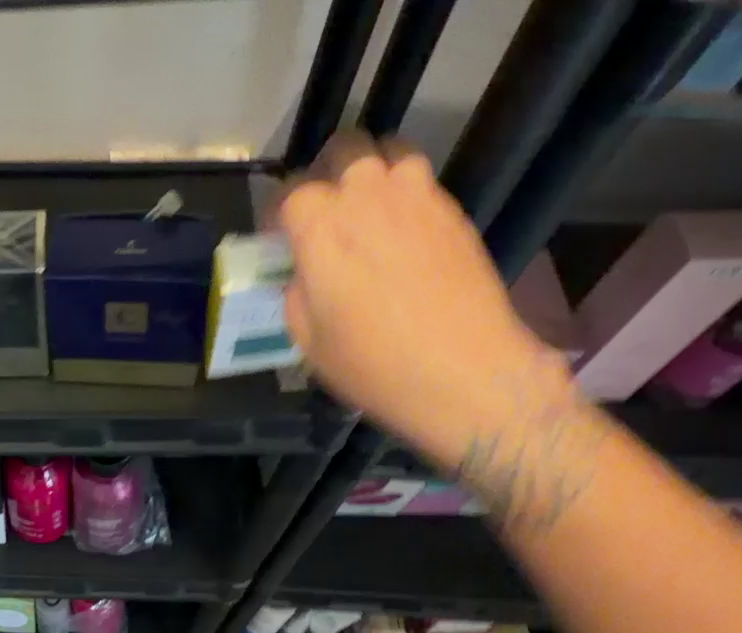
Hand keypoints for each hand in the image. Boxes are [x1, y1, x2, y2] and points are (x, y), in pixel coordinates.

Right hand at [279, 132, 579, 470]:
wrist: (464, 372)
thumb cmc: (374, 365)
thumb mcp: (309, 342)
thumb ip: (297, 295)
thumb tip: (304, 275)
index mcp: (322, 229)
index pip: (290, 194)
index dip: (278, 215)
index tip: (277, 240)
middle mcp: (368, 198)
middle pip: (343, 152)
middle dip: (326, 175)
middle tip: (322, 213)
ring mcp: (417, 200)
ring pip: (389, 157)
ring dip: (371, 177)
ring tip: (367, 212)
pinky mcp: (452, 213)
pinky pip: (421, 186)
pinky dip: (404, 198)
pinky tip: (402, 237)